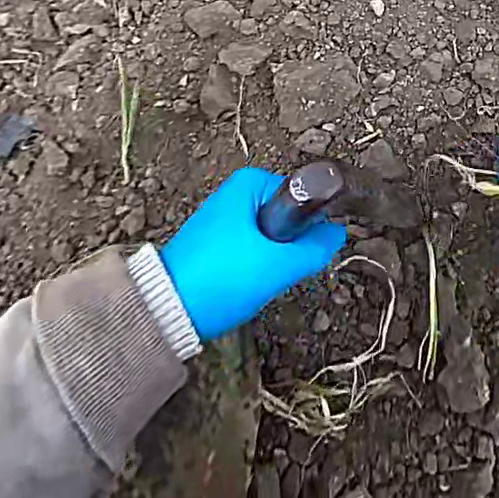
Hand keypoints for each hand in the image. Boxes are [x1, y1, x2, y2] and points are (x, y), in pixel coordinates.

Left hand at [159, 166, 347, 339]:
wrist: (161, 316)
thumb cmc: (220, 279)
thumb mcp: (279, 266)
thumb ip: (317, 248)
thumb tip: (337, 234)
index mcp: (250, 182)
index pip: (302, 197)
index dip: (308, 224)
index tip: (301, 248)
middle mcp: (235, 192)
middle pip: (287, 217)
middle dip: (288, 243)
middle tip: (278, 266)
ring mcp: (222, 216)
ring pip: (270, 235)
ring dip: (272, 256)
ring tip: (256, 277)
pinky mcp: (213, 241)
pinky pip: (251, 246)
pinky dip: (254, 263)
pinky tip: (243, 282)